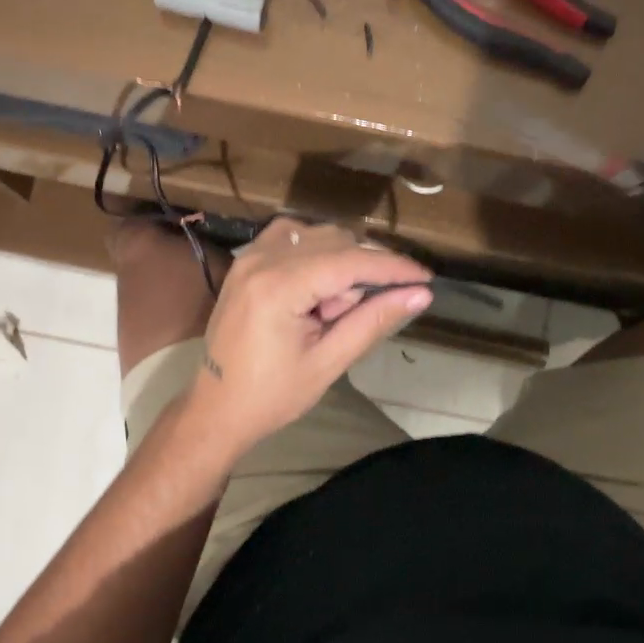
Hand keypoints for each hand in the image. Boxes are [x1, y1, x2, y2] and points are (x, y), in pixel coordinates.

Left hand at [188, 219, 433, 449]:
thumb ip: (373, 321)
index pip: (351, 261)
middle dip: (360, 274)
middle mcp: (262, 259)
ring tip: (328, 312)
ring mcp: (250, 256)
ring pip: (317, 235)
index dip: (394, 268)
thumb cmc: (272, 395)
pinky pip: (292, 236)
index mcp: (279, 287)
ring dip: (339, 263)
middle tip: (350, 319)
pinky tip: (316, 287)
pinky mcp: (245, 261)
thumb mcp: (328, 362)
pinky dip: (315, 253)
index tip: (426, 278)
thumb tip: (420, 295)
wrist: (217, 407)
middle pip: (336, 241)